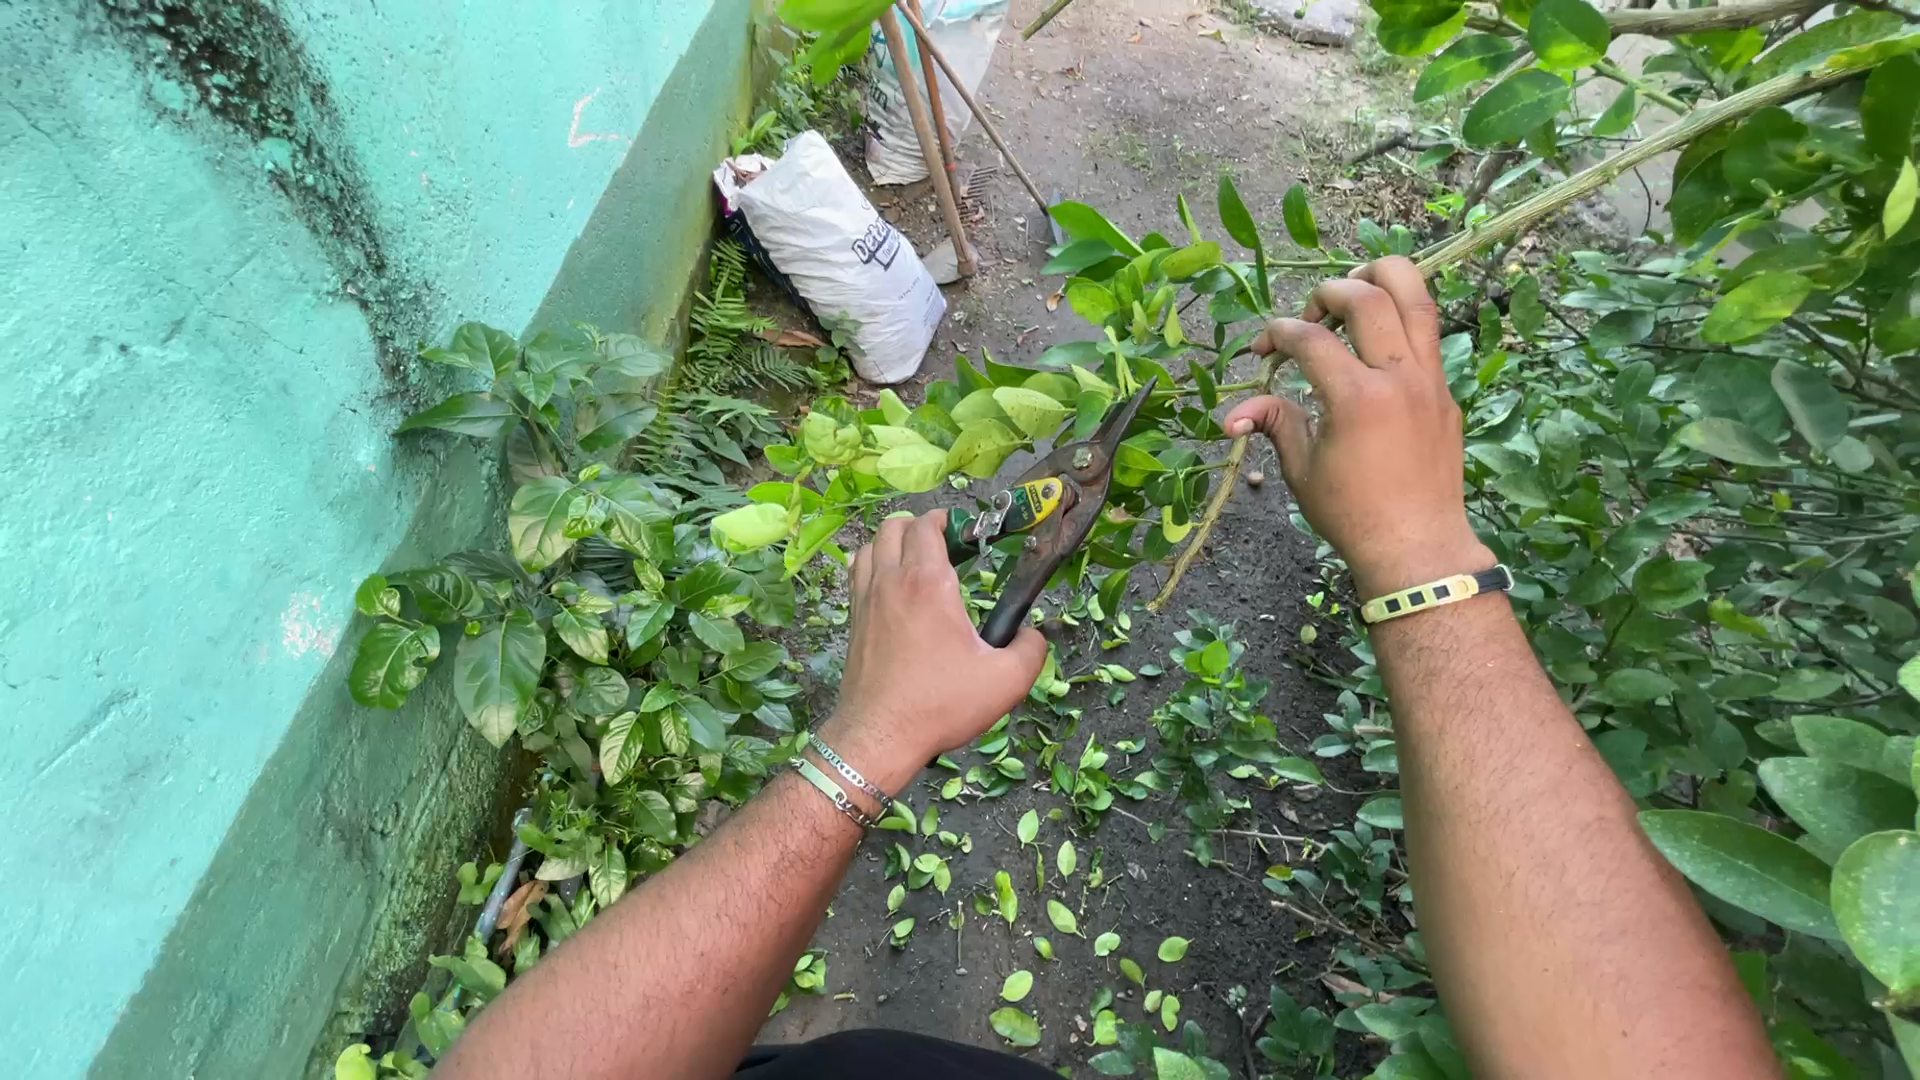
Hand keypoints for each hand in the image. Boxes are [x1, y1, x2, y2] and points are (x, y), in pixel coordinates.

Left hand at [818, 511, 1048, 793]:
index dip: (948, 520)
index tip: (968, 534)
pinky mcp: (852, 619)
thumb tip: (1033, 634)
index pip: (927, 526)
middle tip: (946, 545)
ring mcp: (865, 598)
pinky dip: (872, 562)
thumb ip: (1031, 650)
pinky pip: (857, 571)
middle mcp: (891, 580)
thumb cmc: (941, 704)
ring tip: (917, 559)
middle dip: (921, 525)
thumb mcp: (1005, 681)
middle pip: (895, 526)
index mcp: (928, 583)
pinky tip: (889, 582)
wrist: (879, 736)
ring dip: (894, 540)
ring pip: (871, 544)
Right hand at [1224, 257, 1493, 598]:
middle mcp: (1399, 376)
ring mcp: (1430, 379)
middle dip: (1328, 293)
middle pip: (1369, 296)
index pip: (1311, 339)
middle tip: (1308, 319)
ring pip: (1417, 296)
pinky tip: (1373, 343)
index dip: (1277, 335)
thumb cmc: (1349, 512)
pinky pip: (1427, 331)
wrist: (1416, 543)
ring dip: (1379, 282)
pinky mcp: (1445, 390)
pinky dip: (1398, 318)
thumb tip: (1232, 417)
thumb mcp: (1300, 468)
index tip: (1262, 351)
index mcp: (1356, 398)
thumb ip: (1273, 423)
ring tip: (1351, 295)